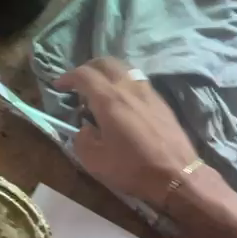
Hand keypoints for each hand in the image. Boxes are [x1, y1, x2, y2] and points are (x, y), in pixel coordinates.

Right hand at [55, 58, 206, 208]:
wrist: (177, 174)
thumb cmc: (133, 168)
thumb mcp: (95, 162)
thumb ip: (82, 140)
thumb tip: (85, 129)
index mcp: (109, 100)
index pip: (84, 75)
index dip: (68, 77)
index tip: (59, 86)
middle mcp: (129, 88)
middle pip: (106, 63)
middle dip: (88, 67)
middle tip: (78, 82)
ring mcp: (148, 92)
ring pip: (124, 68)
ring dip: (107, 73)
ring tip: (100, 90)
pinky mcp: (161, 101)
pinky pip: (138, 80)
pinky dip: (124, 82)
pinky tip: (123, 100)